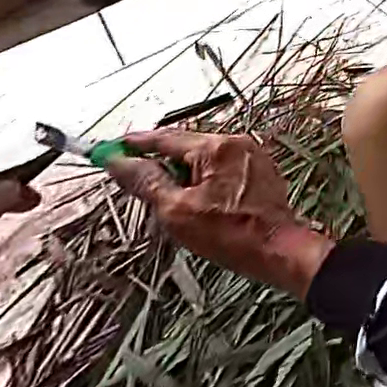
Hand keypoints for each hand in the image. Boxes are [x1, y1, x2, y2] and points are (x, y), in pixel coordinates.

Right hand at [106, 130, 333, 297]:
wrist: (276, 248)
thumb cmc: (229, 234)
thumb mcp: (176, 211)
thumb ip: (147, 182)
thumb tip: (119, 162)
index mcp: (217, 147)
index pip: (166, 138)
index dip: (135, 143)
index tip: (111, 147)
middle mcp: (237, 142)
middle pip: (186, 145)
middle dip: (158, 160)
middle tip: (131, 175)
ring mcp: (250, 153)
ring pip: (203, 156)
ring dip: (180, 171)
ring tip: (164, 196)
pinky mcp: (258, 168)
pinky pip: (221, 165)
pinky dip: (202, 176)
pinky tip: (192, 198)